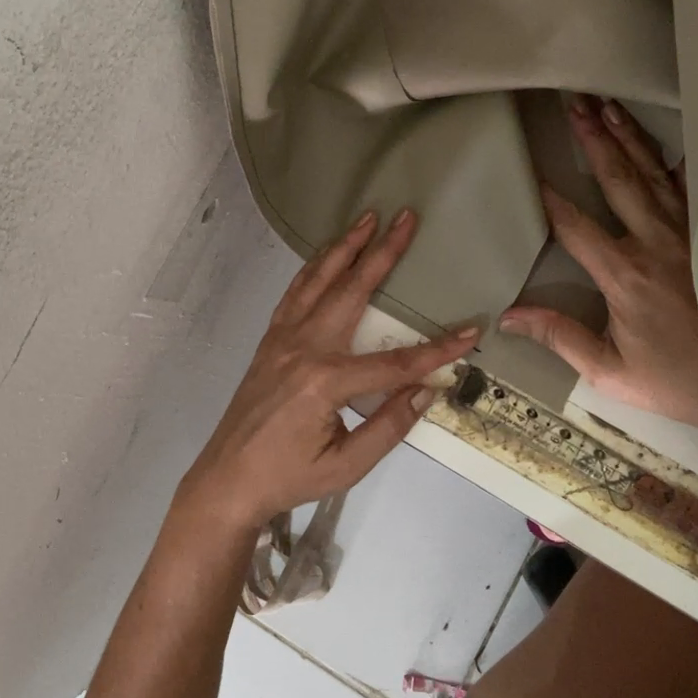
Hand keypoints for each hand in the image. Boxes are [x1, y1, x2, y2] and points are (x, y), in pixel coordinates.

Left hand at [177, 208, 480, 532]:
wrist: (227, 480)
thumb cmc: (289, 477)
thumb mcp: (346, 465)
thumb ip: (389, 426)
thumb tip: (427, 389)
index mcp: (326, 382)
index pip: (395, 362)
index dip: (437, 350)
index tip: (470, 332)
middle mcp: (303, 348)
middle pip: (351, 291)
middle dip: (382, 252)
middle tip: (406, 218)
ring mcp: (282, 339)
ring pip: (317, 281)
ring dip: (344, 247)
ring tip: (367, 218)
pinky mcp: (270, 341)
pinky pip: (294, 294)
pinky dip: (312, 269)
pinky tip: (325, 256)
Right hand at [498, 95, 697, 434]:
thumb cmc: (677, 383)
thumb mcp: (608, 372)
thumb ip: (559, 337)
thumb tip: (509, 316)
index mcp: (624, 276)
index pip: (575, 225)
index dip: (550, 196)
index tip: (531, 167)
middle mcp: (656, 244)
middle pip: (617, 181)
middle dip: (593, 140)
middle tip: (575, 103)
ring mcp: (690, 237)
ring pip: (654, 176)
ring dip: (630, 139)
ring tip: (609, 107)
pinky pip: (694, 191)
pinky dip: (682, 163)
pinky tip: (673, 141)